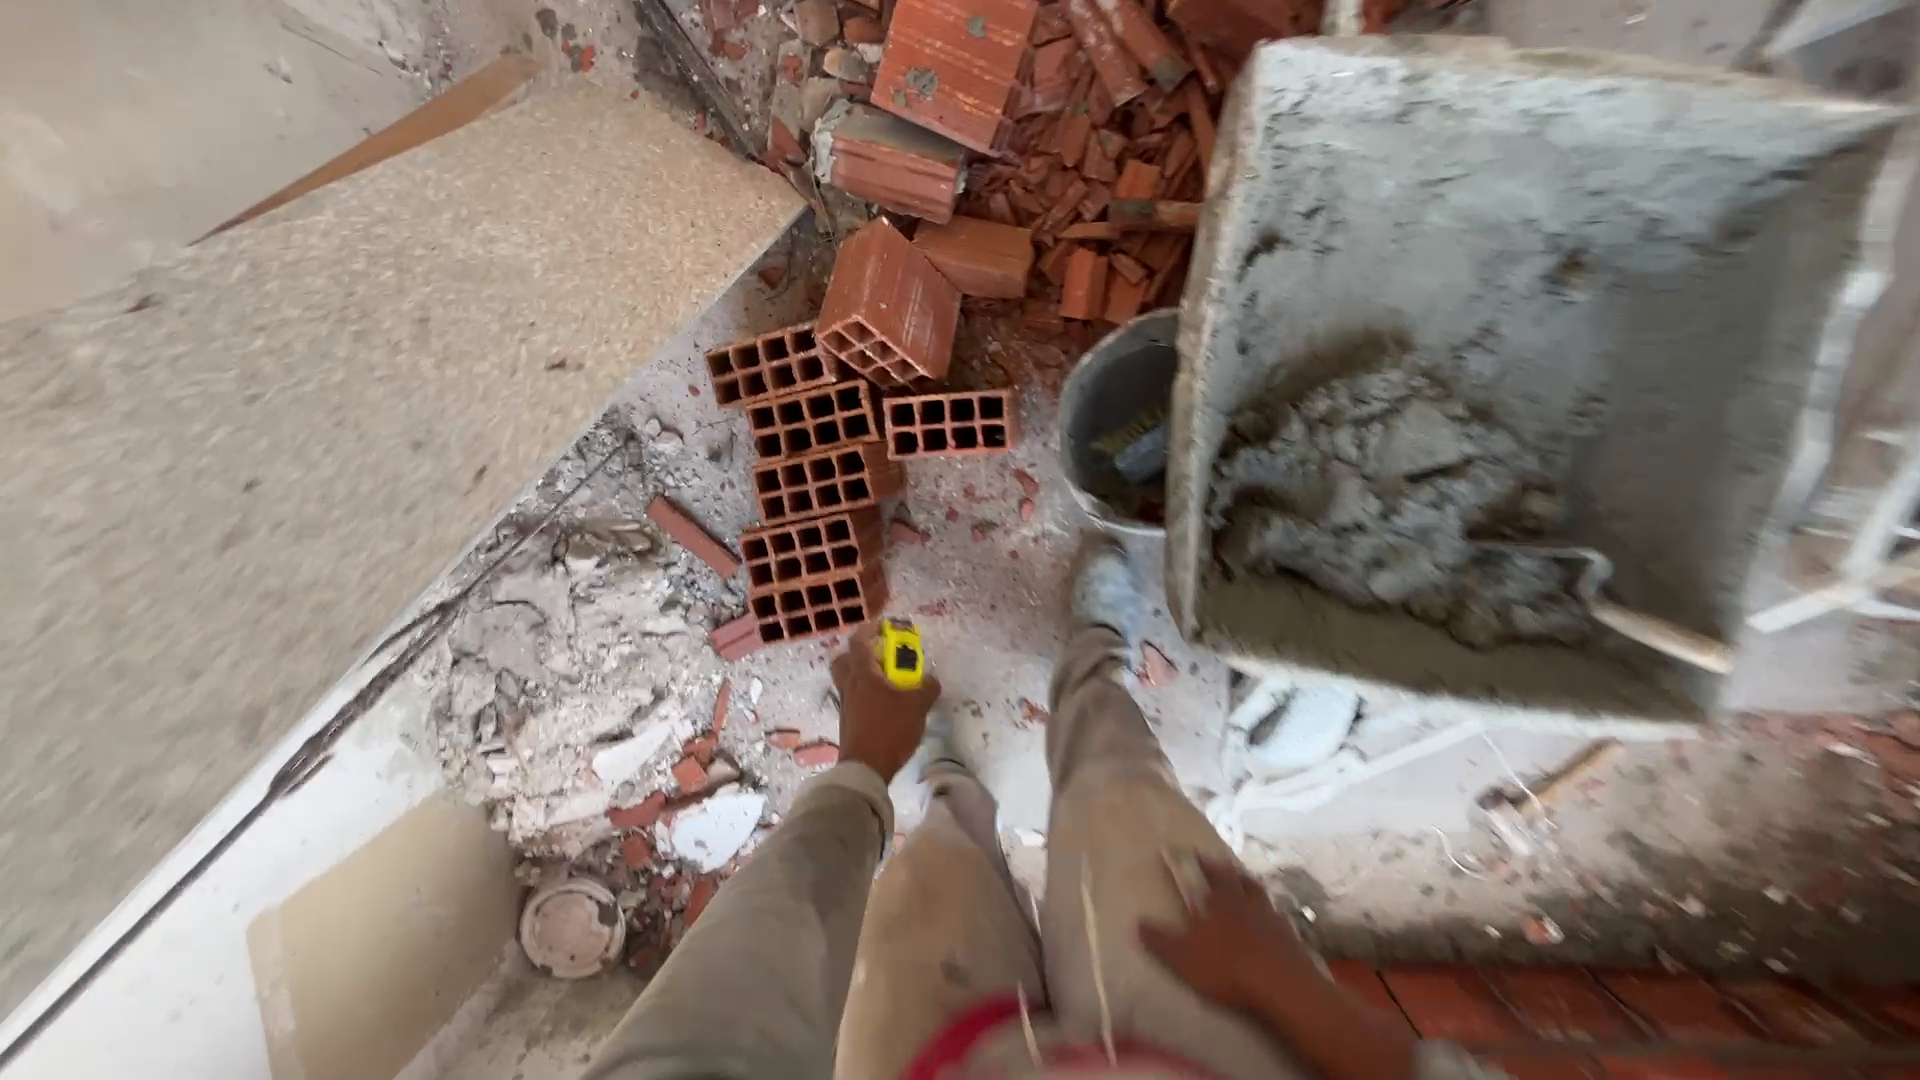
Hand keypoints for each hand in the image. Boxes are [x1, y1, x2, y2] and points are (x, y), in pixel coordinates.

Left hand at [829, 623, 941, 781]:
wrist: (865, 768)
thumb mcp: (916, 707)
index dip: (869, 630)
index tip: (882, 625)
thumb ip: (926, 688)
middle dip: (858, 653)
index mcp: (862, 675)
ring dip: (863, 675)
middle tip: (878, 654)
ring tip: (886, 681)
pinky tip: (885, 703)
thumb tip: (931, 680)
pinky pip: (854, 698)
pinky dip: (866, 694)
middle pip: (843, 660)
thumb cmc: (889, 730)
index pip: (858, 642)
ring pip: (848, 680)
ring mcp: (846, 705)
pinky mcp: (848, 721)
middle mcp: (849, 686)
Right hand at [1138, 855, 1317, 1015]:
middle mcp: (1246, 902)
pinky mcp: (1290, 939)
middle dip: (1225, 869)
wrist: (1282, 987)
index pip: (1209, 873)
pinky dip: (1270, 915)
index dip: (1200, 861)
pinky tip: (1270, 921)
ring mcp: (1272, 919)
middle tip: (1218, 862)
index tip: (1192, 851)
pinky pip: (1278, 918)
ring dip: (1250, 887)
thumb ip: (1160, 939)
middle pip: (1237, 878)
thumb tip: (1137, 921)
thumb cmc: (1227, 966)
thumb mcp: (1183, 956)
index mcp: (1219, 900)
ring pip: (1259, 895)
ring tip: (1244, 884)